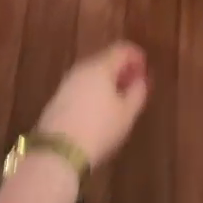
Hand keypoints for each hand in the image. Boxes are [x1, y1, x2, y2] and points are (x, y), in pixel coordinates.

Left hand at [35, 42, 149, 165]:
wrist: (57, 153)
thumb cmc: (99, 129)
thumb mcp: (127, 114)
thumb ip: (138, 92)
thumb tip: (141, 80)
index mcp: (101, 66)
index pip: (122, 49)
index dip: (136, 56)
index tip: (145, 70)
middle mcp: (82, 69)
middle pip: (105, 60)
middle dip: (122, 70)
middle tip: (134, 84)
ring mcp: (67, 83)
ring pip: (92, 74)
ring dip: (107, 82)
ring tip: (119, 100)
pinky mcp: (57, 99)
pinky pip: (81, 87)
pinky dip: (93, 91)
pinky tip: (99, 109)